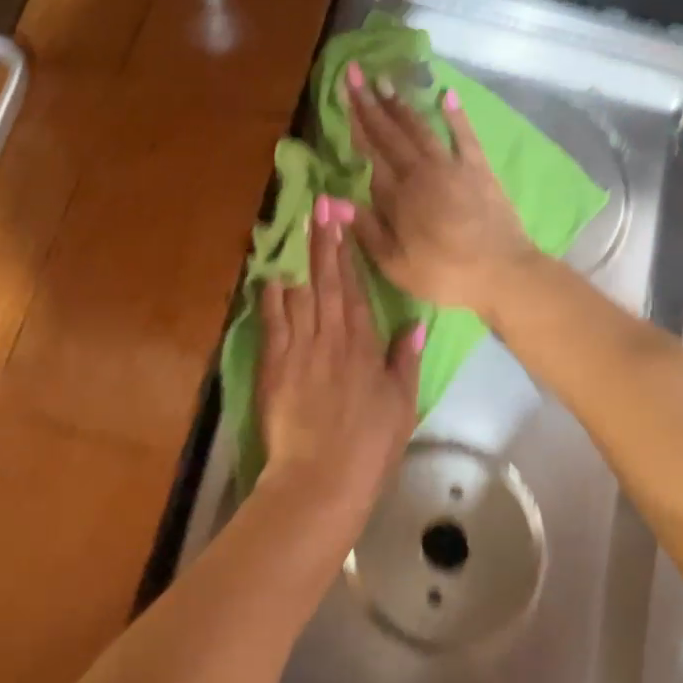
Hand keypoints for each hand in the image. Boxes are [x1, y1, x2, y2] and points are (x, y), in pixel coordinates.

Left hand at [257, 196, 422, 505]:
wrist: (323, 477)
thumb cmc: (370, 446)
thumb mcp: (401, 404)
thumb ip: (404, 359)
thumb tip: (413, 322)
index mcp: (363, 345)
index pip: (354, 289)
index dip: (348, 253)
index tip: (343, 222)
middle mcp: (330, 338)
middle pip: (326, 282)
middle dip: (322, 243)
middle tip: (318, 206)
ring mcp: (299, 349)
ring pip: (299, 294)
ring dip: (298, 260)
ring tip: (296, 227)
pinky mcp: (273, 366)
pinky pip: (272, 322)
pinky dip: (271, 296)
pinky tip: (270, 273)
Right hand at [346, 63, 535, 313]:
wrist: (502, 273)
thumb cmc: (444, 275)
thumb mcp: (395, 264)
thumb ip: (365, 229)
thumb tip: (332, 199)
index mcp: (399, 195)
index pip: (370, 151)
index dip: (355, 122)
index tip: (343, 93)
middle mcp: (422, 172)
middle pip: (391, 133)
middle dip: (371, 102)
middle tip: (355, 72)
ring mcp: (453, 167)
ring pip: (421, 129)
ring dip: (402, 105)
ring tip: (385, 81)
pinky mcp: (479, 170)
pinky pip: (464, 136)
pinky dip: (456, 116)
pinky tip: (448, 95)